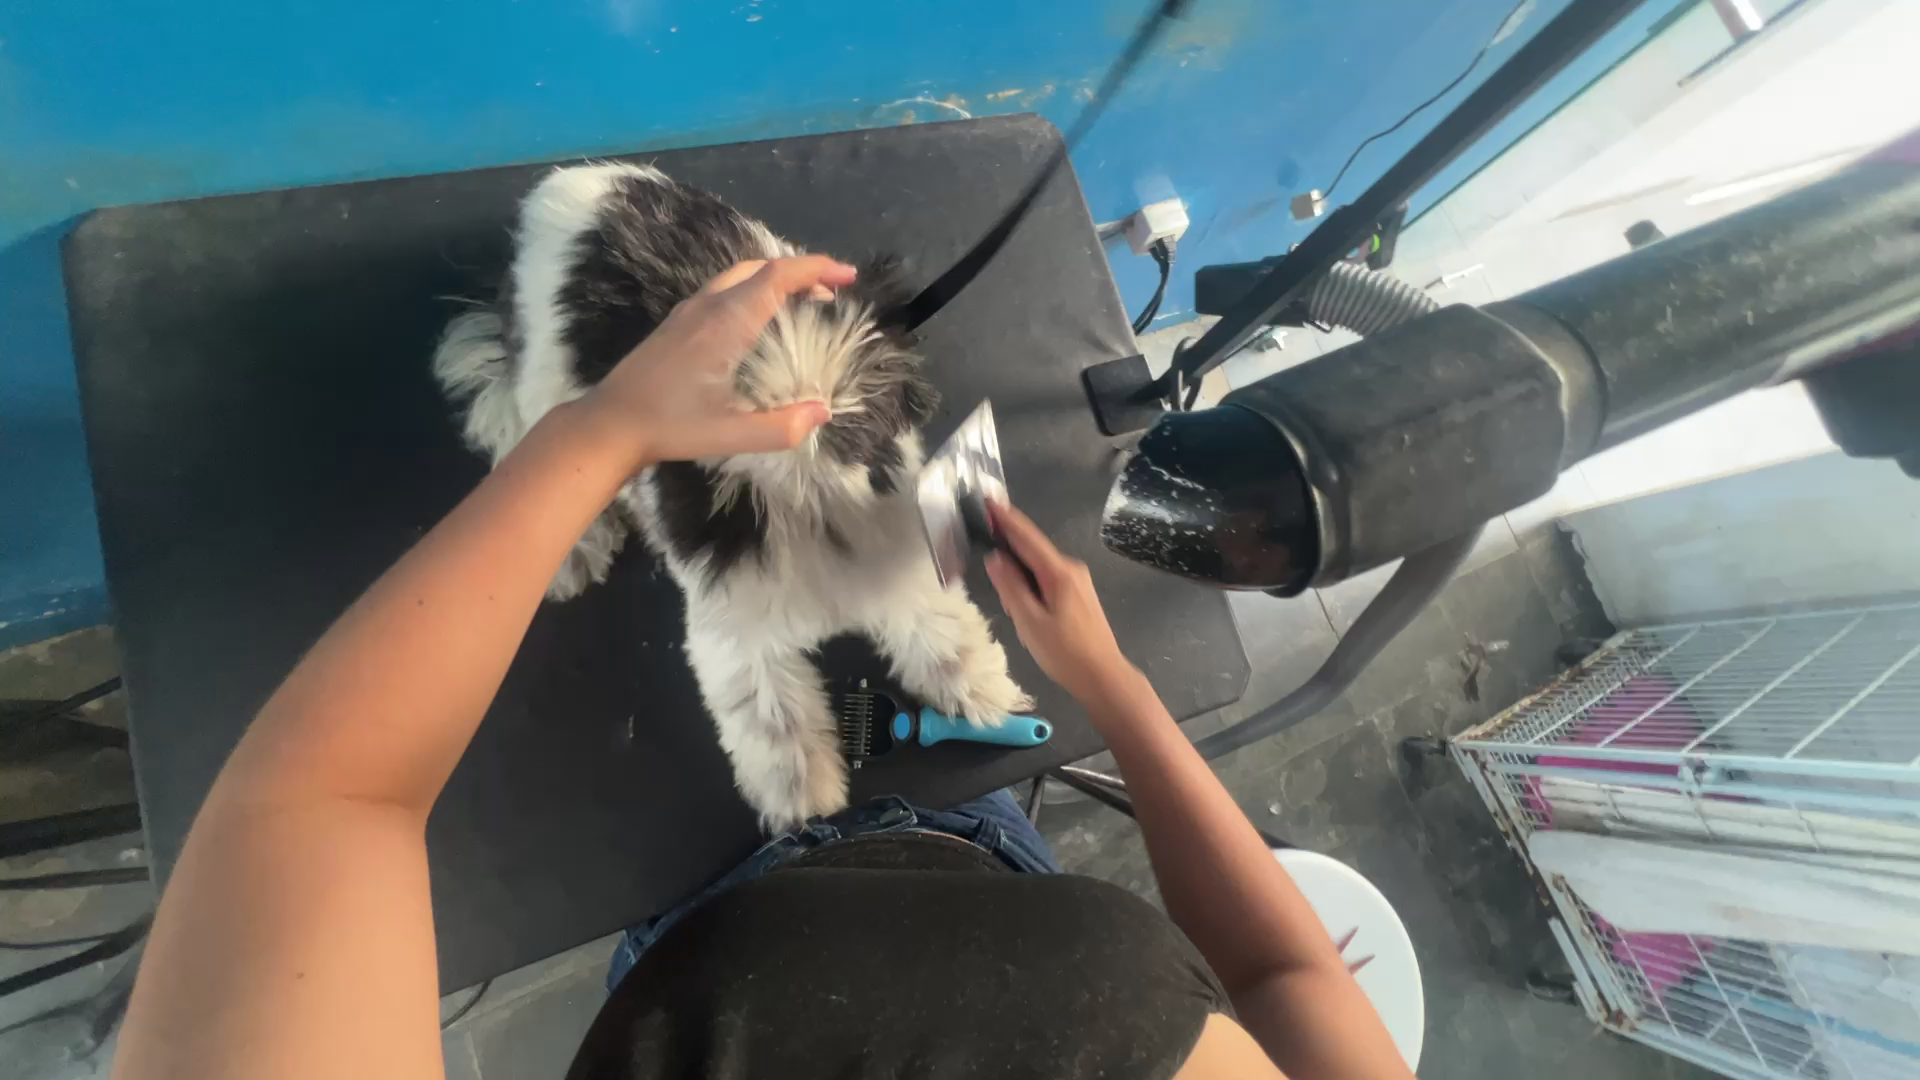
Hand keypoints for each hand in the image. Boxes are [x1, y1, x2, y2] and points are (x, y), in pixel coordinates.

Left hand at [575, 255, 857, 466]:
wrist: (611, 424)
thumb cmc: (671, 427)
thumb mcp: (732, 435)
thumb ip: (782, 427)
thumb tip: (822, 412)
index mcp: (725, 324)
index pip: (777, 278)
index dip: (816, 270)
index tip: (848, 277)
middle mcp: (707, 307)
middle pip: (761, 268)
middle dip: (802, 272)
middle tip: (833, 293)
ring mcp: (689, 312)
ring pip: (741, 276)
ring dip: (778, 280)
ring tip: (806, 303)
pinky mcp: (679, 323)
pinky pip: (726, 289)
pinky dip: (757, 291)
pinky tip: (764, 319)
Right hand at [983, 500, 1140, 708]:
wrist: (1103, 677)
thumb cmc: (1064, 652)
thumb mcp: (1029, 621)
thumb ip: (1011, 586)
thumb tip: (995, 557)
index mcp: (1058, 572)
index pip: (1027, 537)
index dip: (1006, 518)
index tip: (988, 500)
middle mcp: (1071, 569)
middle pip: (1031, 553)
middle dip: (1009, 561)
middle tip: (997, 591)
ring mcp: (1077, 581)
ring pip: (1038, 570)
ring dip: (1020, 582)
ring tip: (1015, 614)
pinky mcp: (1078, 595)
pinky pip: (1047, 581)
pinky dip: (1031, 590)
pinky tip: (1028, 614)